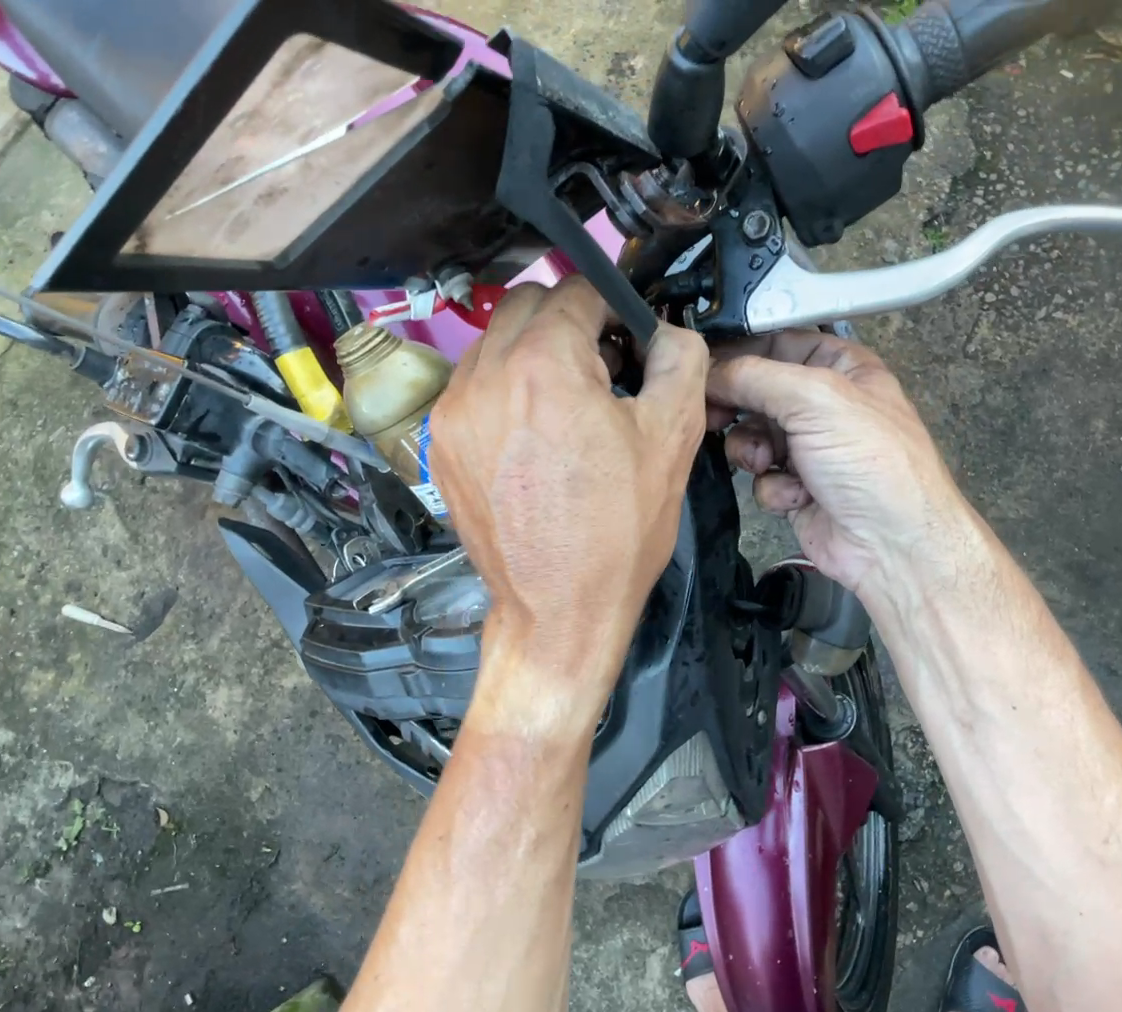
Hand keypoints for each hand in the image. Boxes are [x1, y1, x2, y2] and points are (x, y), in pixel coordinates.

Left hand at [428, 279, 710, 691]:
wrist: (558, 610)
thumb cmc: (617, 532)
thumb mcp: (672, 438)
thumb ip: (680, 361)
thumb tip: (669, 332)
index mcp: (541, 366)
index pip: (575, 290)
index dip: (613, 306)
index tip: (630, 335)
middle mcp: (484, 378)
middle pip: (527, 305)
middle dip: (569, 321)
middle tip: (603, 365)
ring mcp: (453, 413)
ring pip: (494, 343)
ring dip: (533, 353)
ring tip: (569, 406)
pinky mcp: (441, 445)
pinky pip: (473, 387)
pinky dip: (506, 390)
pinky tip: (536, 436)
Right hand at [706, 332, 974, 598]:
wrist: (890, 543)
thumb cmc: (873, 464)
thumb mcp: (814, 400)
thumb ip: (755, 376)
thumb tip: (709, 372)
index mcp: (841, 367)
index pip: (777, 342)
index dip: (739, 352)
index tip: (704, 366)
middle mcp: (825, 404)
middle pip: (756, 390)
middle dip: (736, 406)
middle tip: (714, 416)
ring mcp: (809, 447)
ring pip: (751, 436)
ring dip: (751, 450)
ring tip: (768, 464)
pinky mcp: (796, 487)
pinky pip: (761, 477)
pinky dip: (772, 486)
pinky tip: (797, 496)